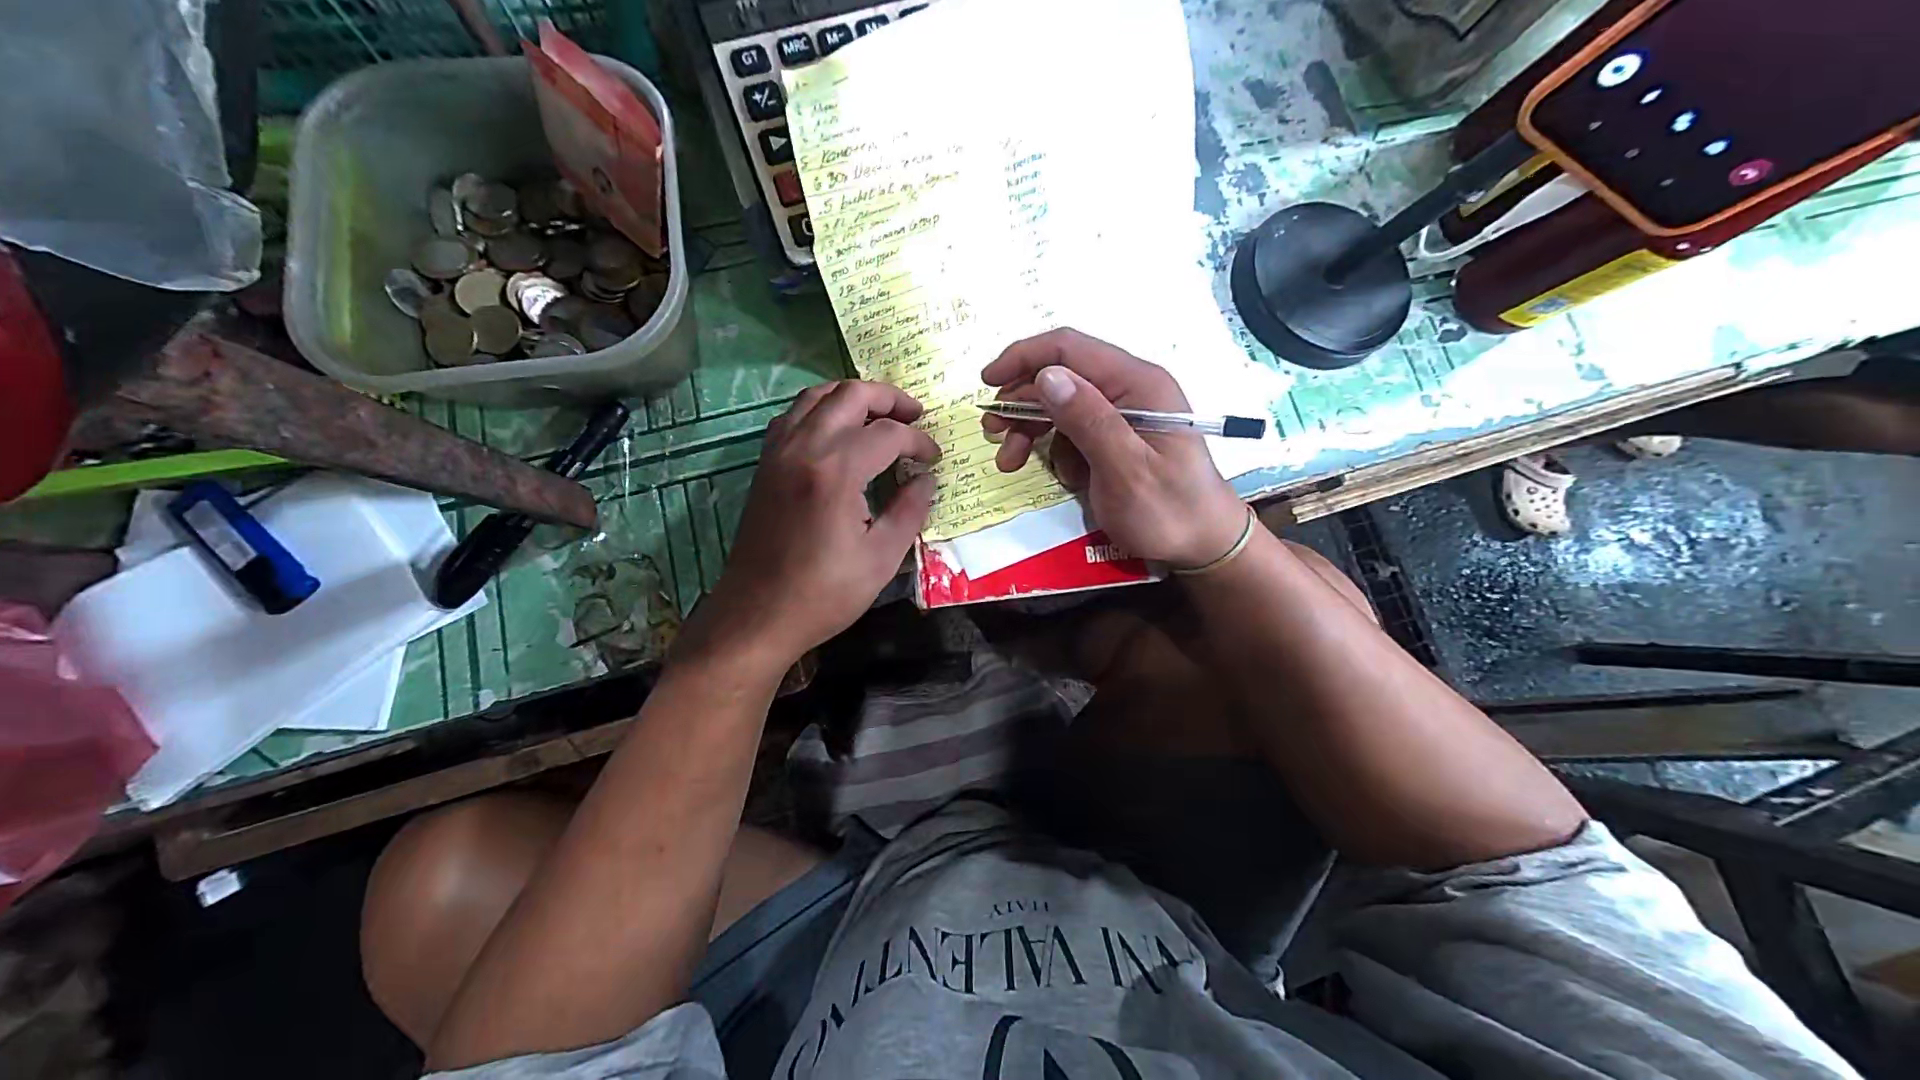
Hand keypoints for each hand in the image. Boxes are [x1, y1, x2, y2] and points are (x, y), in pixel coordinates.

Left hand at [679, 381, 938, 670]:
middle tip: (915, 416)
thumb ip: (909, 510)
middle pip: (850, 394)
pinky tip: (838, 433)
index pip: (888, 433)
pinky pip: (793, 415)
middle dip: (889, 398)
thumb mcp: (881, 558)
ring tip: (880, 416)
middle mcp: (803, 447)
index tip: (934, 459)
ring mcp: (778, 452)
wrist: (757, 615)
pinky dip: (821, 410)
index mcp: (836, 471)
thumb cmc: (823, 594)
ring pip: (817, 395)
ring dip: (853, 397)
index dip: (918, 441)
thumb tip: (926, 479)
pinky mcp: (765, 465)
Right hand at [982, 329, 1246, 567]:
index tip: (987, 382)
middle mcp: (1129, 389)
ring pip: (1061, 406)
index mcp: (1137, 384)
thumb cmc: (1169, 510)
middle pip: (1060, 377)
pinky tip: (1063, 477)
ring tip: (1010, 462)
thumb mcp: (1126, 470)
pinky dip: (1056, 451)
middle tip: (993, 435)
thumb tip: (1046, 376)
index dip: (1024, 358)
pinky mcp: (1116, 437)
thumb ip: (1088, 420)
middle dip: (1021, 403)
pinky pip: (1073, 432)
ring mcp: (1122, 413)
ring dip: (1031, 430)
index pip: (1070, 349)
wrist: (1204, 544)